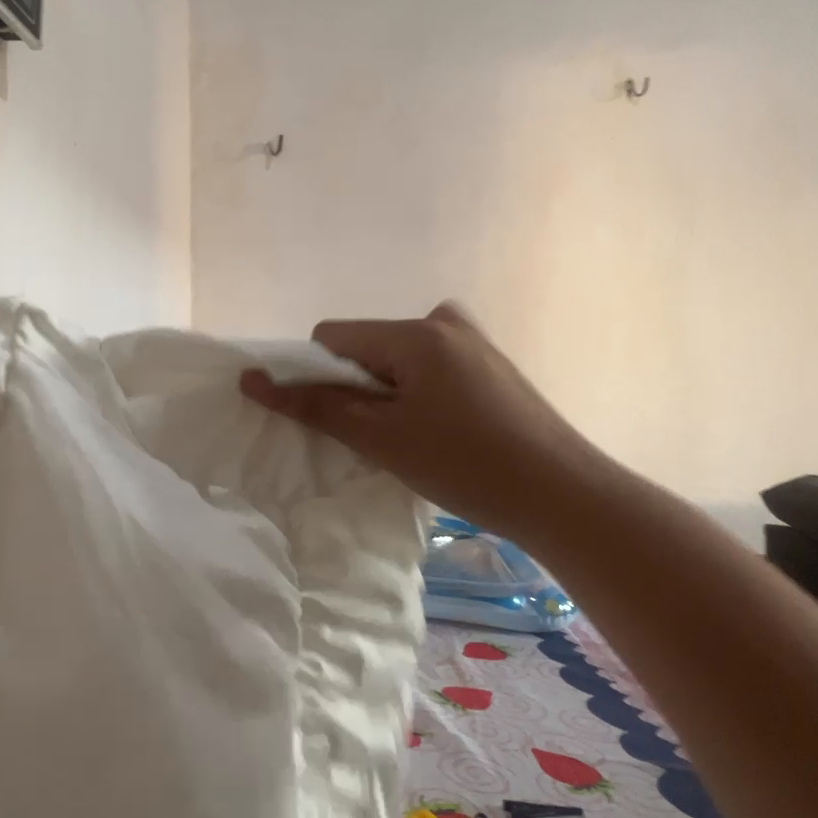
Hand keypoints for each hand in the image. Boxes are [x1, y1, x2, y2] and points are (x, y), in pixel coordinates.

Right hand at [241, 303, 609, 539]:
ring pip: (395, 359)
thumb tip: (251, 380)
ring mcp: (471, 340)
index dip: (317, 376)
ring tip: (414, 440)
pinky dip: (416, 394)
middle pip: (365, 346)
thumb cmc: (467, 465)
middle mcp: (443, 320)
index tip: (337, 420)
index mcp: (415, 331)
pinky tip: (441, 433)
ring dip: (386, 394)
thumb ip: (315, 406)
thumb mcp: (381, 438)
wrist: (565, 497)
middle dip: (357, 387)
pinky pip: (427, 367)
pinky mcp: (489, 362)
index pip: (331, 337)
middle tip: (381, 437)